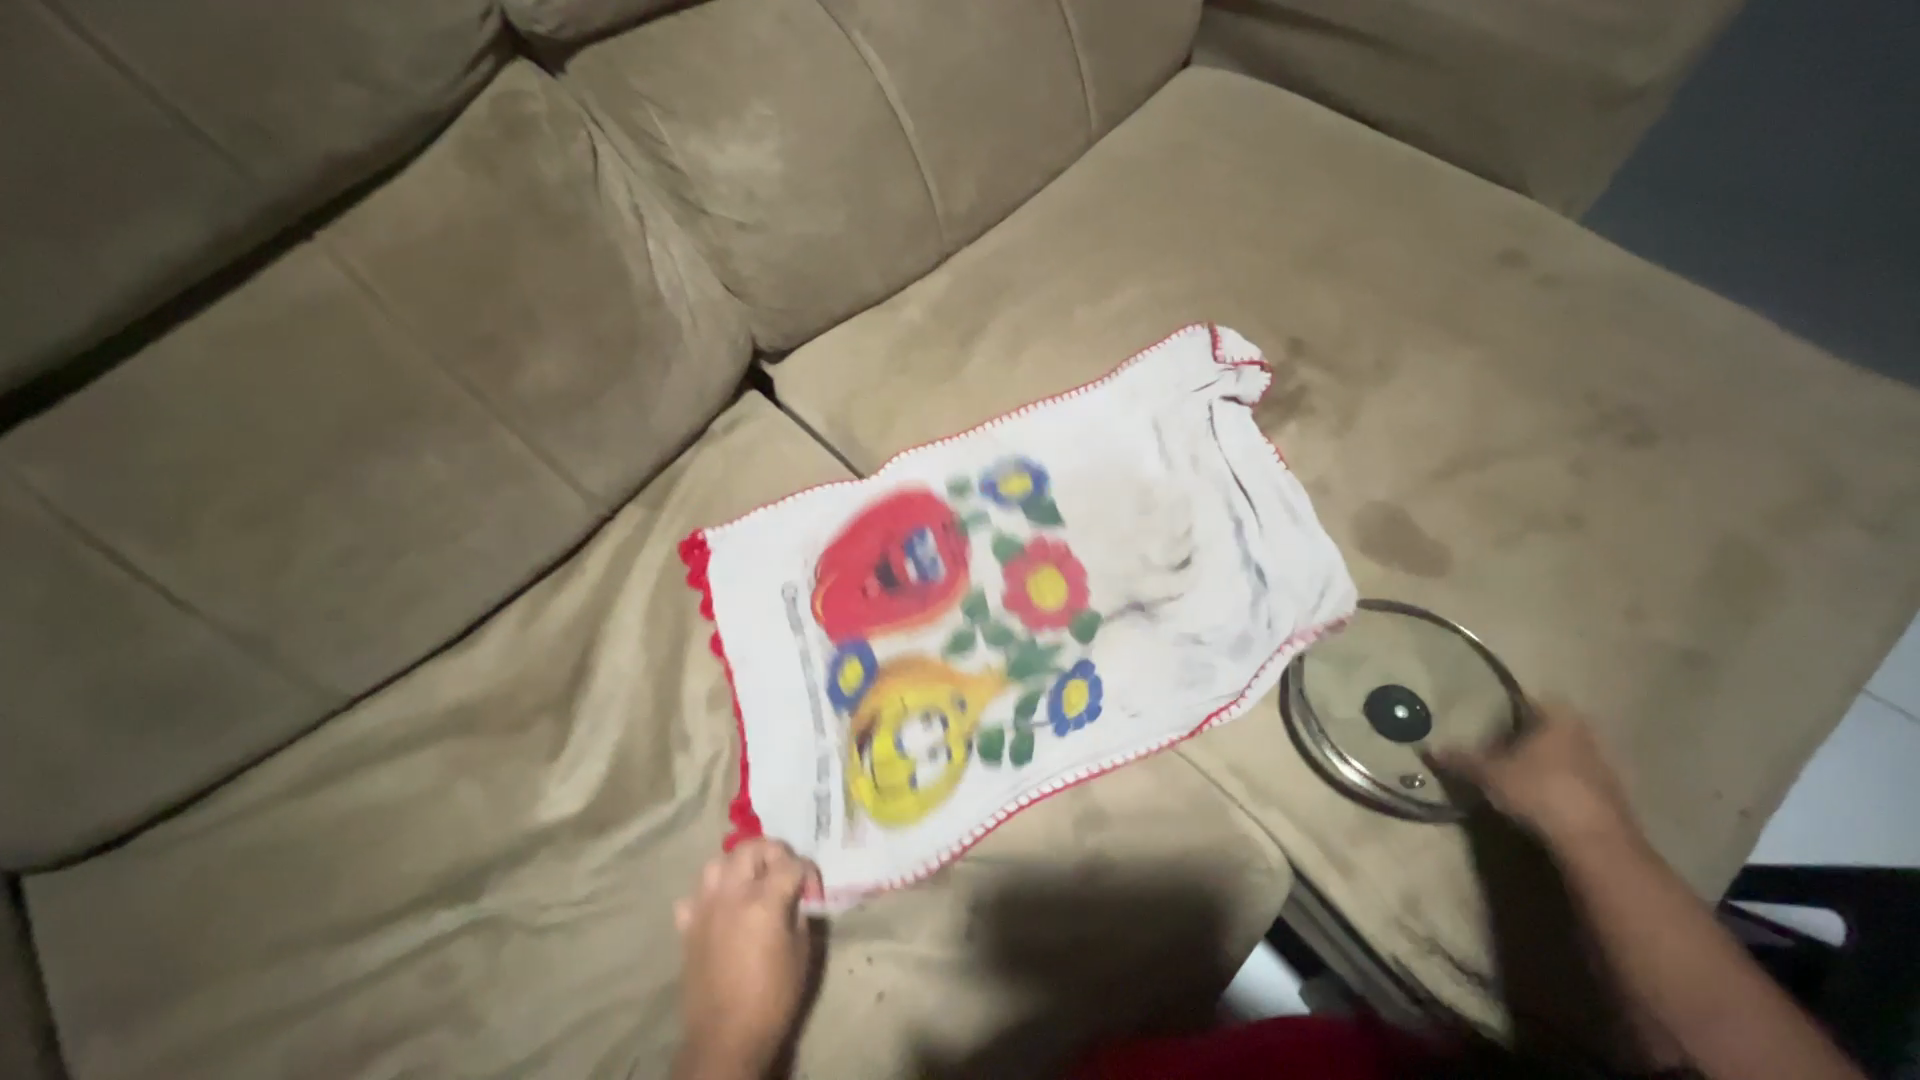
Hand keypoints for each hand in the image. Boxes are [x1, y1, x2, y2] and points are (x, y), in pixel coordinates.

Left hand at [673, 839, 821, 1079]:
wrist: (726, 1036)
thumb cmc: (773, 998)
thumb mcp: (802, 954)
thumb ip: (799, 915)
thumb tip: (796, 899)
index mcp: (764, 900)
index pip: (790, 863)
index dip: (808, 871)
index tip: (813, 890)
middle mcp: (731, 894)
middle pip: (750, 848)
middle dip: (772, 852)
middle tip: (784, 872)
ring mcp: (704, 908)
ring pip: (717, 863)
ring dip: (738, 865)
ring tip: (751, 883)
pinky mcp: (687, 927)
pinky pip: (694, 896)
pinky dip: (709, 895)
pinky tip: (721, 910)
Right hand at [1433, 701, 1642, 853]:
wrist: (1595, 841)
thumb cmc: (1539, 791)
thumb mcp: (1489, 774)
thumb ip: (1460, 759)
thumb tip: (1428, 748)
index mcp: (1557, 717)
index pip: (1526, 701)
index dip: (1504, 709)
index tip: (1484, 721)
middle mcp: (1584, 732)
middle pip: (1545, 727)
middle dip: (1522, 736)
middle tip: (1493, 748)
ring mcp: (1602, 762)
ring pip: (1561, 753)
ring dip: (1540, 761)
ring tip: (1512, 775)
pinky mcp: (1609, 792)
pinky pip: (1574, 777)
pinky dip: (1555, 783)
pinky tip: (1536, 798)